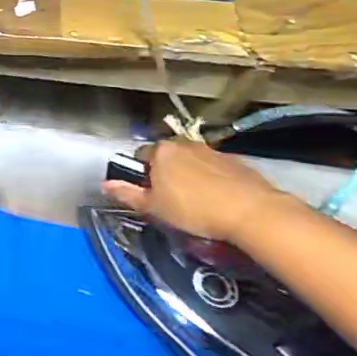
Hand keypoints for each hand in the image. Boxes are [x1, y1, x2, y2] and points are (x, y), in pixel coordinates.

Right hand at [101, 138, 298, 242]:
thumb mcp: (154, 207)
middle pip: (167, 157)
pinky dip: (212, 180)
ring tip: (197, 202)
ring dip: (189, 176)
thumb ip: (128, 194)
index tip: (150, 195)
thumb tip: (105, 184)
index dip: (142, 176)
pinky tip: (218, 200)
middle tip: (171, 200)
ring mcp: (211, 150)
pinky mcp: (235, 161)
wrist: (251, 212)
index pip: (141, 156)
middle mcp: (184, 144)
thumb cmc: (193, 209)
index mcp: (161, 151)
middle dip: (166, 173)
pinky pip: (214, 169)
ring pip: (191, 162)